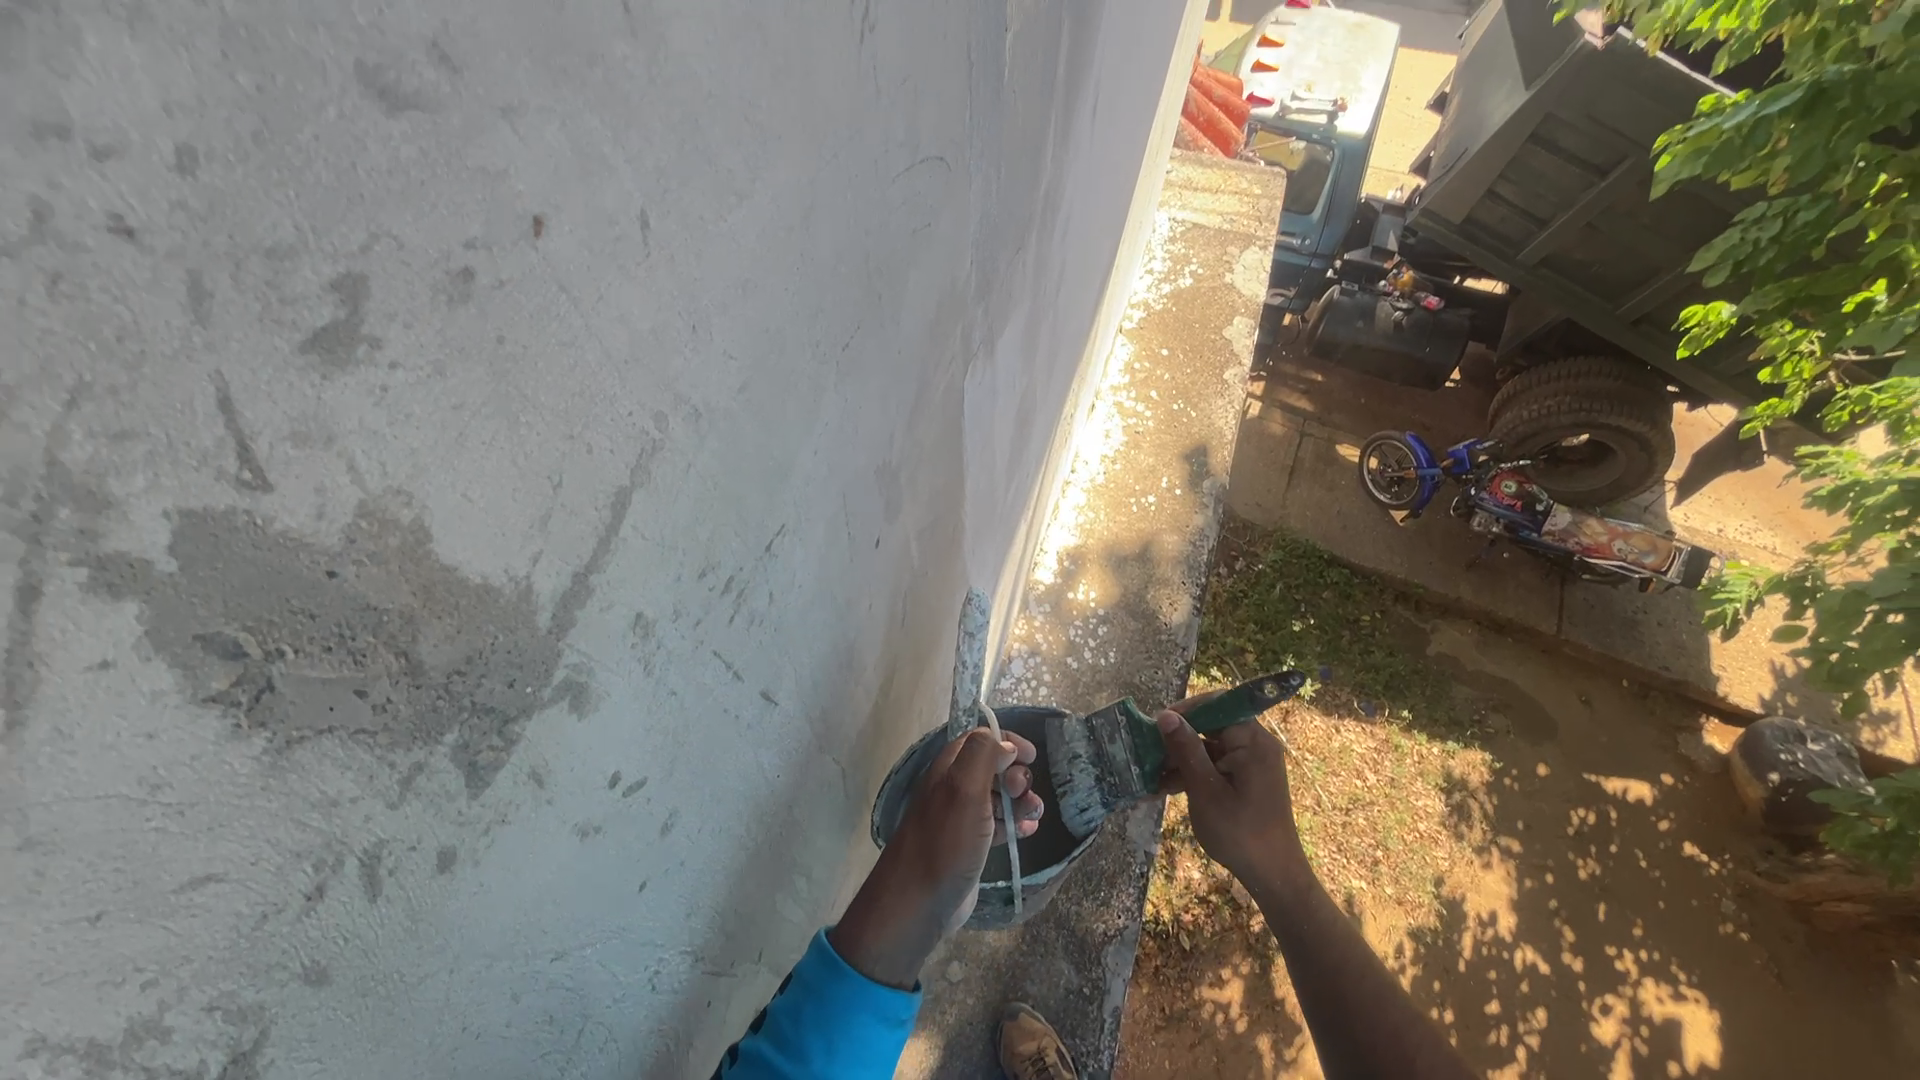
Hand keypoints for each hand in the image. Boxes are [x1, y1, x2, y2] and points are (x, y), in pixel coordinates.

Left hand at [831, 729, 1041, 987]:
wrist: (920, 902)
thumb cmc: (945, 842)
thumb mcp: (964, 789)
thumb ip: (982, 756)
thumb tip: (1003, 742)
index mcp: (948, 768)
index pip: (980, 739)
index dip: (1007, 742)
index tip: (1032, 756)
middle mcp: (953, 788)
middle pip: (993, 768)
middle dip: (1016, 776)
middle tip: (1021, 793)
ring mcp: (961, 818)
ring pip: (998, 798)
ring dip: (1020, 802)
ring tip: (1032, 817)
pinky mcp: (970, 845)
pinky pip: (998, 825)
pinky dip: (1015, 825)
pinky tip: (1028, 833)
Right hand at [1156, 700, 1307, 889]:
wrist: (1273, 875)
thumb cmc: (1240, 831)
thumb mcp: (1205, 790)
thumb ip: (1185, 749)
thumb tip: (1164, 715)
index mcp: (1252, 740)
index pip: (1217, 704)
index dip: (1186, 710)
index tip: (1157, 725)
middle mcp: (1254, 745)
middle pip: (1209, 725)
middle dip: (1176, 739)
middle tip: (1146, 753)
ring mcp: (1249, 763)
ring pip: (1207, 747)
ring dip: (1178, 760)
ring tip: (1149, 776)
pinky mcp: (1243, 780)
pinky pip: (1213, 765)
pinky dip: (1191, 774)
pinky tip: (1163, 789)